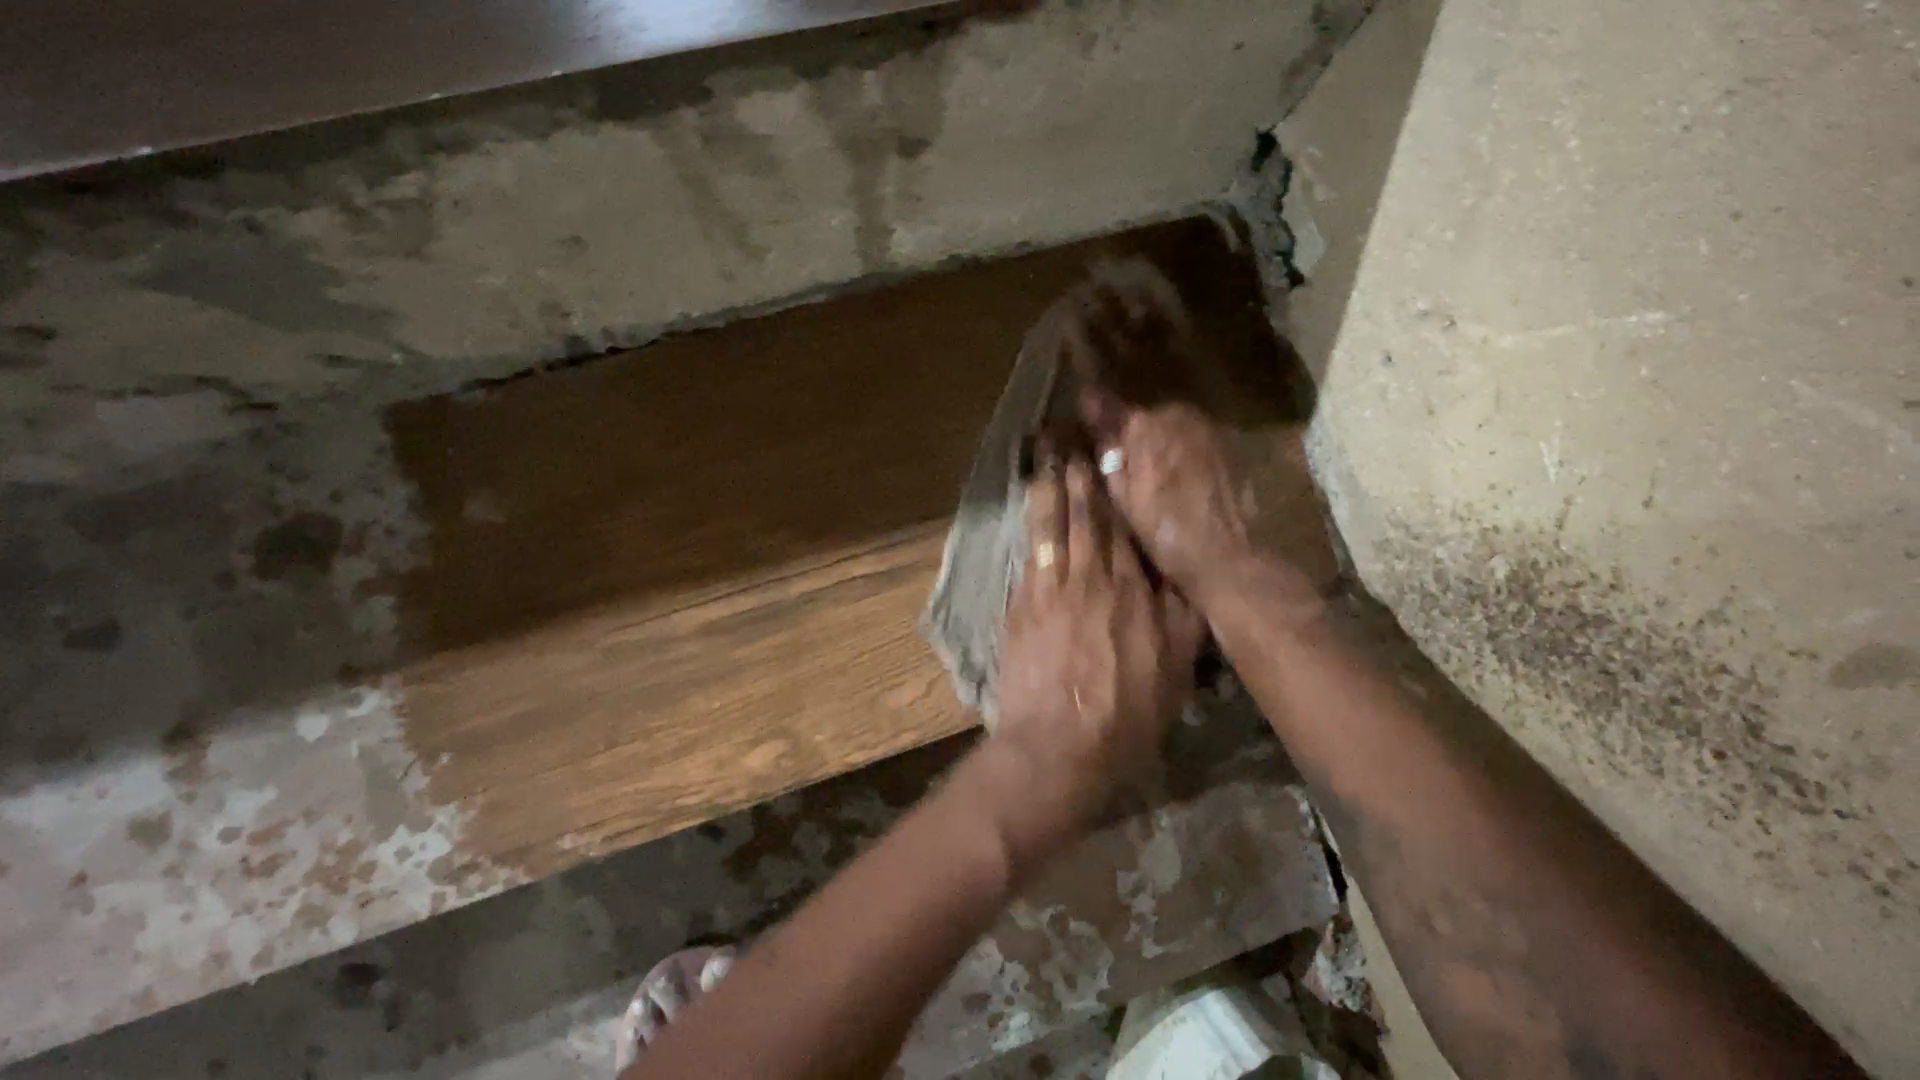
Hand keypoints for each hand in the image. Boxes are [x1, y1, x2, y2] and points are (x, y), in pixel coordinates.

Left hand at [992, 460, 1202, 842]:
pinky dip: (1030, 525)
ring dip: (1049, 486)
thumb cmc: (1127, 714)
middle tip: (1070, 433)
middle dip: (1079, 472)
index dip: (1119, 489)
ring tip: (1046, 451)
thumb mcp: (1177, 668)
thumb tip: (1189, 575)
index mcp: (1134, 589)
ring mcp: (1049, 589)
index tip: (1114, 455)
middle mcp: (1091, 577)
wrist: (1060, 746)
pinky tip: (1030, 508)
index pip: (1127, 527)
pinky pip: (1028, 553)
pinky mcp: (1020, 607)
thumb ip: (1182, 616)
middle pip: (1086, 515)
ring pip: (1051, 525)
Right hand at [1052, 270, 1256, 598]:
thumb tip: (1090, 403)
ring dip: (1147, 324)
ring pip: (1169, 357)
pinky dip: (1177, 347)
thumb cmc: (1170, 536)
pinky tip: (1169, 331)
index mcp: (1142, 430)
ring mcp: (1200, 412)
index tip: (1069, 320)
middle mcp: (1172, 410)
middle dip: (1114, 321)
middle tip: (1095, 289)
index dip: (1087, 349)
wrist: (1232, 553)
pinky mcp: (1218, 422)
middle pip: (1138, 357)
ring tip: (1130, 293)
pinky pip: (1192, 373)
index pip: (1107, 379)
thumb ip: (1109, 447)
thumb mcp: (1126, 497)